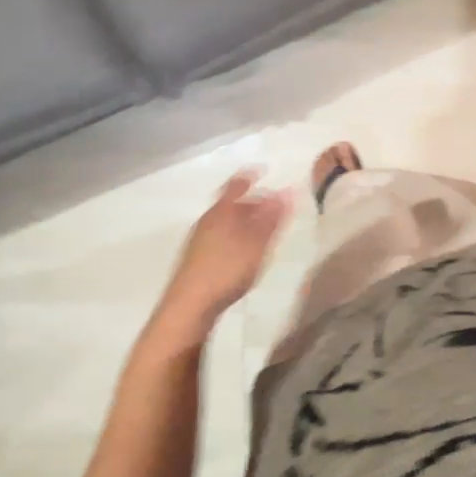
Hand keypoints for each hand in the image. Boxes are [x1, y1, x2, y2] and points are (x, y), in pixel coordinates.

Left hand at [160, 171, 292, 327]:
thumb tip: (285, 192)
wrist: (190, 305)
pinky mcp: (198, 258)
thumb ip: (271, 219)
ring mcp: (200, 240)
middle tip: (273, 206)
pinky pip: (221, 235)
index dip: (250, 176)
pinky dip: (236, 234)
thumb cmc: (226, 270)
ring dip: (244, 220)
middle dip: (252, 201)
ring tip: (263, 229)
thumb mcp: (255, 244)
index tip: (264, 171)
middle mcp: (208, 221)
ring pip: (225, 220)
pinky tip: (244, 251)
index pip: (236, 185)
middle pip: (231, 203)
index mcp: (221, 212)